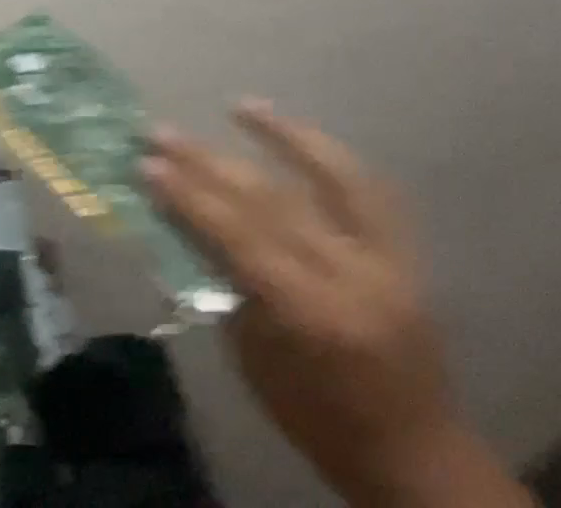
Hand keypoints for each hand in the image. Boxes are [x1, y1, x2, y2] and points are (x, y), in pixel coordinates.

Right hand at [144, 101, 512, 506]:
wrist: (414, 453)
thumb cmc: (314, 417)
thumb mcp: (252, 357)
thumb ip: (224, 284)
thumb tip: (185, 225)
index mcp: (311, 314)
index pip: (238, 237)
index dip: (188, 197)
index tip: (147, 165)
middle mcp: (354, 278)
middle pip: (272, 201)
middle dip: (210, 164)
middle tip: (161, 134)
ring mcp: (388, 263)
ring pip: (334, 181)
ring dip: (284, 137)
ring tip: (241, 106)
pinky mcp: (406, 259)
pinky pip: (369, 194)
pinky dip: (330, 158)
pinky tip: (298, 135)